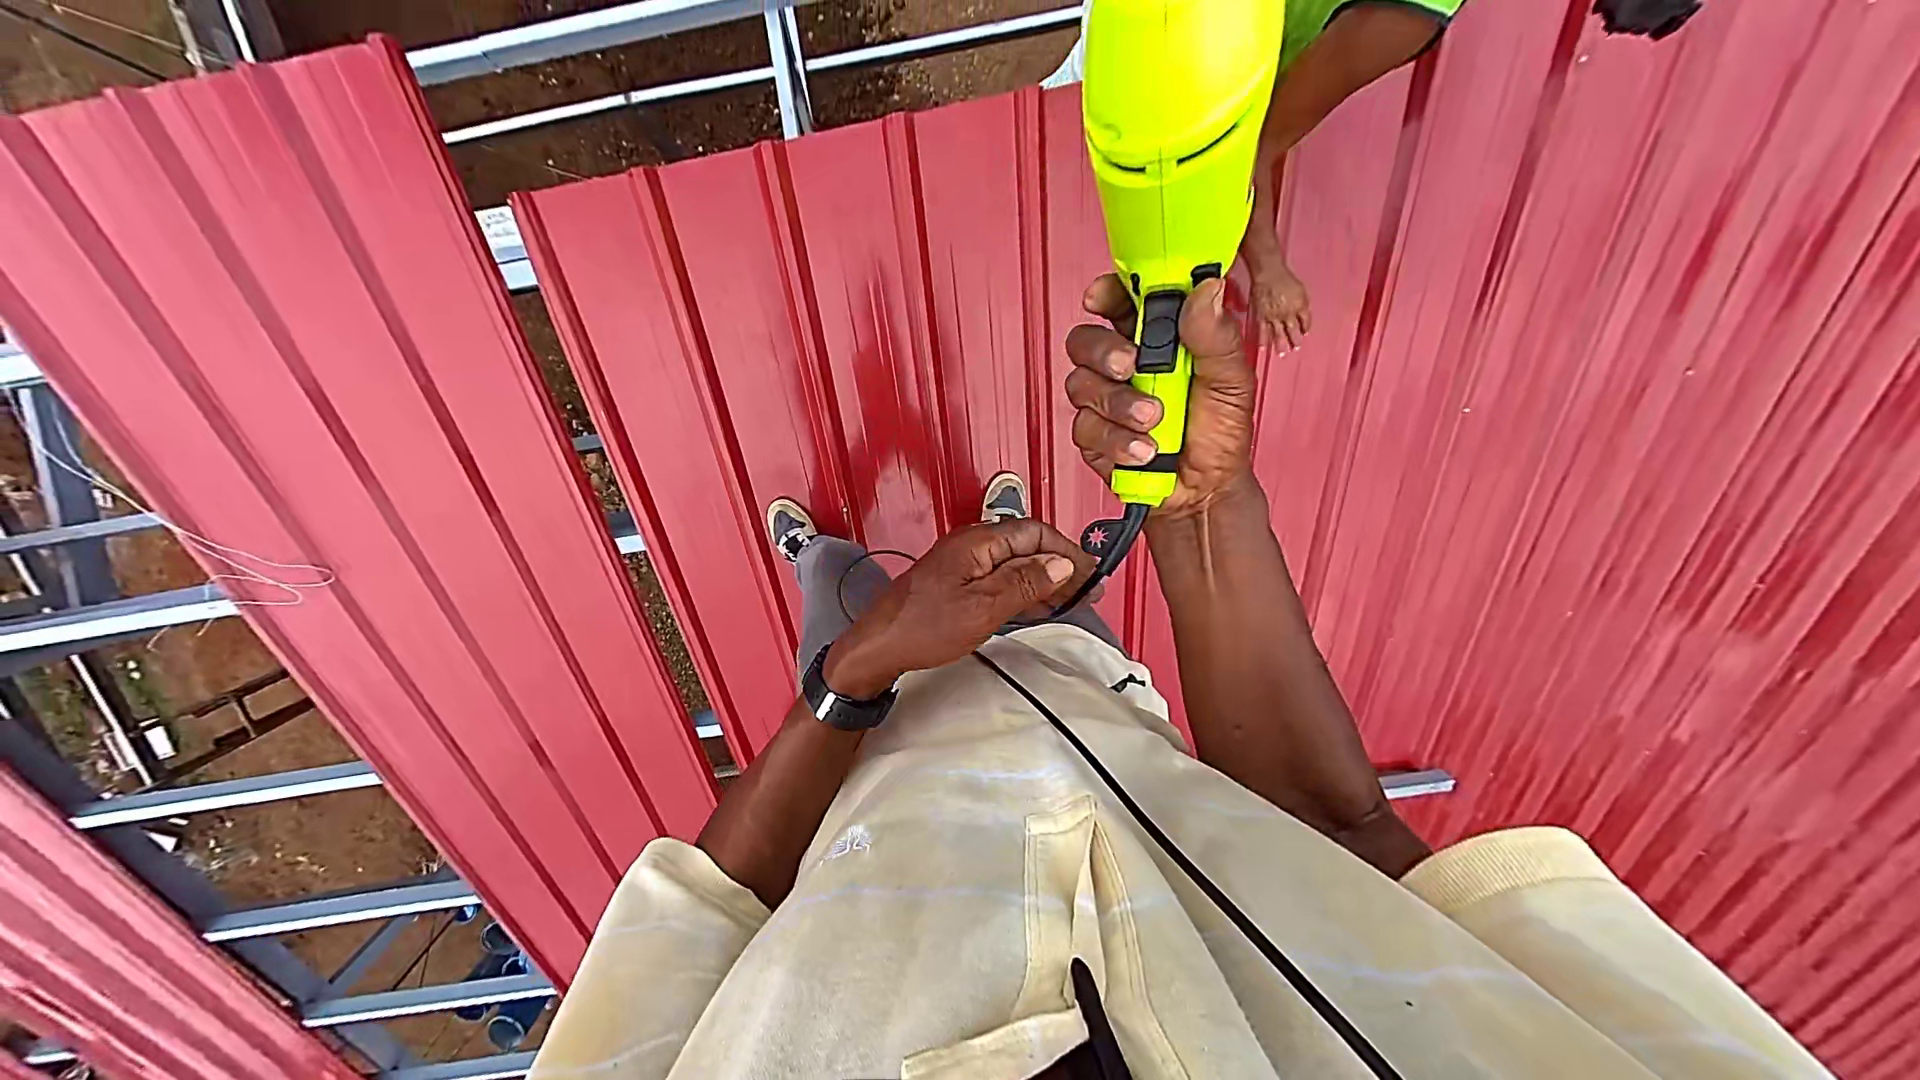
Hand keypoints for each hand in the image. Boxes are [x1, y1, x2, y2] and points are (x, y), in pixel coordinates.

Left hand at [822, 519, 1095, 696]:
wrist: (878, 647)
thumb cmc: (921, 628)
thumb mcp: (983, 608)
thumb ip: (1025, 583)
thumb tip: (1060, 564)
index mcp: (977, 541)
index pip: (1035, 532)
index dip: (1067, 551)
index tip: (1089, 573)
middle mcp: (970, 545)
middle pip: (1026, 545)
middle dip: (1059, 565)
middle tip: (1086, 590)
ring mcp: (962, 562)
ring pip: (1014, 562)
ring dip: (1043, 578)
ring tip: (1069, 599)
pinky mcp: (956, 581)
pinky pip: (998, 577)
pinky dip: (1022, 588)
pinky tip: (1037, 605)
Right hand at [1064, 274, 1256, 519]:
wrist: (1206, 490)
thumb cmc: (1218, 433)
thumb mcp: (1231, 379)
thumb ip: (1216, 335)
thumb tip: (1206, 291)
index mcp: (1156, 339)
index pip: (1121, 303)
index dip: (1106, 293)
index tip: (1103, 296)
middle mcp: (1124, 367)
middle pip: (1085, 340)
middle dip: (1103, 351)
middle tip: (1130, 365)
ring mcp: (1104, 401)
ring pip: (1081, 385)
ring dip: (1118, 404)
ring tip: (1153, 419)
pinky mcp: (1093, 436)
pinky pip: (1086, 428)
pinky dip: (1116, 440)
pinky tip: (1144, 448)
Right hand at [1250, 256, 1311, 352]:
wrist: (1269, 274)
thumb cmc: (1285, 278)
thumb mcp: (1301, 289)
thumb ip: (1302, 303)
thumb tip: (1303, 315)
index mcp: (1300, 307)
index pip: (1305, 321)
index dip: (1306, 328)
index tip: (1305, 334)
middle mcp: (1288, 315)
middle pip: (1293, 331)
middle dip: (1294, 341)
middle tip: (1295, 349)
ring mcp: (1274, 318)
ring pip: (1278, 335)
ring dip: (1280, 345)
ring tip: (1282, 355)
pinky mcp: (1262, 317)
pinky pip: (1262, 332)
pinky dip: (1263, 341)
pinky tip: (1263, 349)